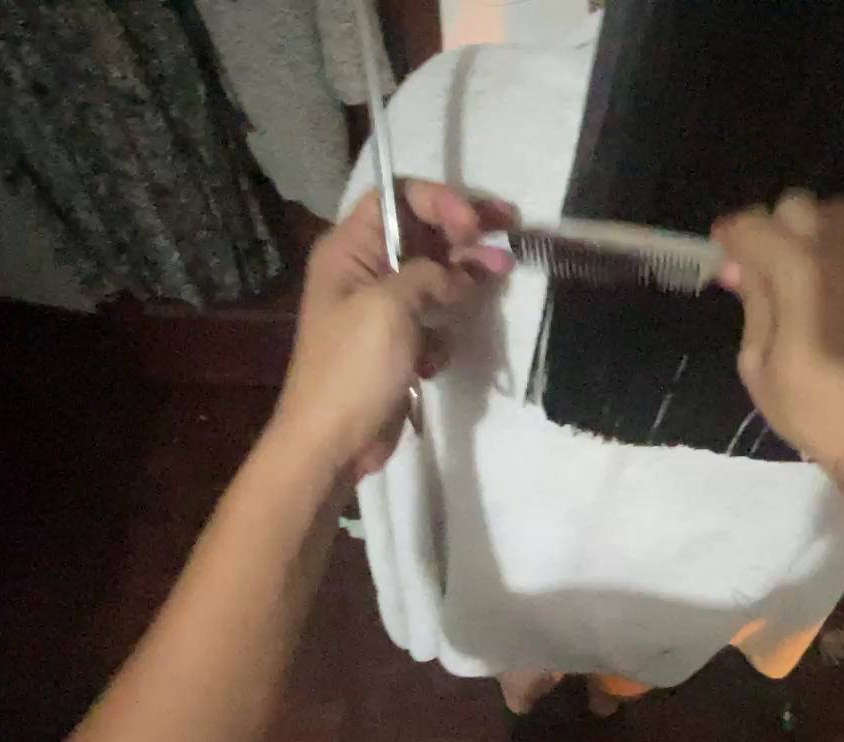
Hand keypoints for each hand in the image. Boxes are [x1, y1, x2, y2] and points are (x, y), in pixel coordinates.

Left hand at [276, 180, 515, 477]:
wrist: (332, 441)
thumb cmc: (352, 368)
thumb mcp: (389, 308)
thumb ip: (428, 276)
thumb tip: (459, 275)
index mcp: (349, 251)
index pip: (396, 199)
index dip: (438, 201)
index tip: (475, 224)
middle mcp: (364, 272)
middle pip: (422, 235)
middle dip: (465, 234)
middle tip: (510, 231)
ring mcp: (383, 310)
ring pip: (434, 279)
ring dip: (466, 279)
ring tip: (503, 275)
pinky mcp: (399, 345)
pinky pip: (433, 322)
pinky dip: (444, 333)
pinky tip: (438, 356)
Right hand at [712, 192, 843, 490]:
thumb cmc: (815, 411)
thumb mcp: (760, 367)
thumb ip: (752, 304)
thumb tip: (738, 265)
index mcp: (799, 272)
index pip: (753, 226)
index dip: (730, 236)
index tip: (721, 254)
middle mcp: (843, 247)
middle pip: (795, 206)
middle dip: (772, 230)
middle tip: (764, 269)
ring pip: (839, 211)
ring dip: (816, 230)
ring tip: (809, 269)